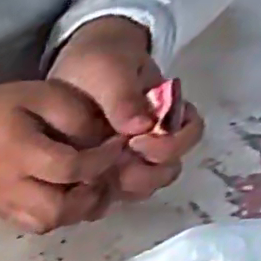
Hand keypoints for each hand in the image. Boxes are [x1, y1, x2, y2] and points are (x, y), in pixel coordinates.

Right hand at [0, 77, 123, 232]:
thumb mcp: (42, 94)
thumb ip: (76, 116)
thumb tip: (102, 141)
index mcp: (21, 153)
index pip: (72, 169)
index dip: (103, 159)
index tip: (117, 143)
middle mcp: (11, 187)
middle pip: (58, 210)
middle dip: (90, 195)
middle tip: (101, 173)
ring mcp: (3, 204)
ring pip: (47, 224)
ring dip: (73, 211)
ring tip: (84, 187)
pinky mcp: (0, 211)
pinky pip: (33, 226)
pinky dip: (55, 216)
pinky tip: (63, 197)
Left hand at [48, 16, 204, 200]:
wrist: (72, 69)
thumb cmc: (100, 62)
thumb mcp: (112, 69)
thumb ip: (126, 96)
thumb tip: (143, 126)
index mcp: (168, 113)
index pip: (187, 138)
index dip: (169, 146)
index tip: (136, 141)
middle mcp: (153, 141)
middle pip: (164, 173)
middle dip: (142, 175)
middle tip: (113, 165)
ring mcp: (126, 160)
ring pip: (136, 190)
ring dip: (118, 190)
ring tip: (92, 178)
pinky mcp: (99, 174)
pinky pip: (104, 197)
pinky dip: (94, 197)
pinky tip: (77, 187)